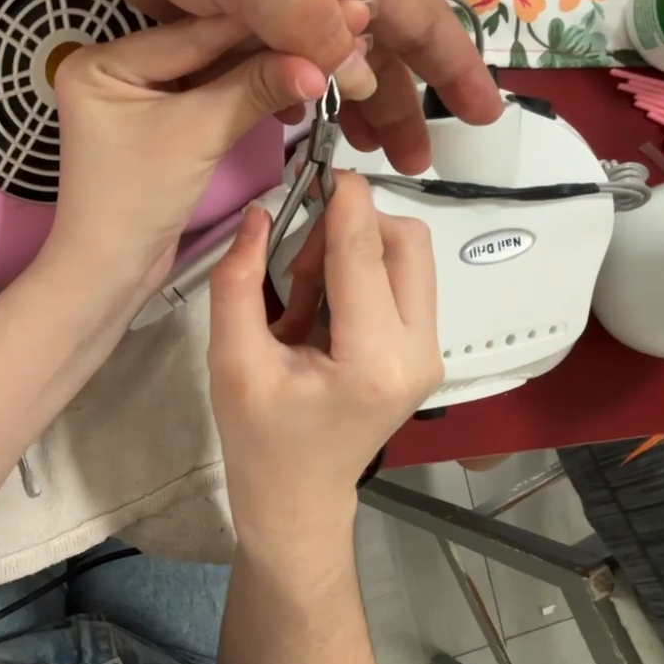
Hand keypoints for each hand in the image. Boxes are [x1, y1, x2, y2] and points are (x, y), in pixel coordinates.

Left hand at [0, 0, 503, 173]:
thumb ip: (310, 24)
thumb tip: (365, 82)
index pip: (411, 14)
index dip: (449, 68)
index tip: (484, 114)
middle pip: (365, 47)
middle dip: (394, 104)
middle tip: (415, 159)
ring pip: (313, 60)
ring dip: (340, 105)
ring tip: (361, 152)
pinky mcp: (215, 15)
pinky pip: (258, 63)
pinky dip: (278, 92)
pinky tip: (287, 122)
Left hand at [46, 13, 362, 291]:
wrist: (110, 273)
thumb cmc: (135, 203)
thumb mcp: (198, 134)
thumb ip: (257, 86)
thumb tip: (326, 52)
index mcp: (101, 61)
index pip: (196, 30)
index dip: (267, 18)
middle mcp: (113, 70)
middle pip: (205, 47)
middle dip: (272, 40)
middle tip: (345, 14)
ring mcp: (133, 97)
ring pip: (212, 72)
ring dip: (268, 66)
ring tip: (332, 45)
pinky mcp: (154, 125)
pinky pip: (207, 97)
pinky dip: (247, 94)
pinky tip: (297, 80)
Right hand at [208, 173, 443, 540]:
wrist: (297, 499)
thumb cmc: (258, 440)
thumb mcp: (233, 362)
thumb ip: (238, 284)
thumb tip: (255, 215)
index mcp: (373, 357)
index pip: (365, 251)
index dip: (341, 200)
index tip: (315, 164)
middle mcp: (420, 350)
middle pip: (407, 243)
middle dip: (352, 226)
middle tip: (295, 251)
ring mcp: (430, 352)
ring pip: (409, 259)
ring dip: (354, 252)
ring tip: (300, 289)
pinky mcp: (421, 353)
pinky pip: (401, 285)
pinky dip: (358, 277)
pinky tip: (318, 308)